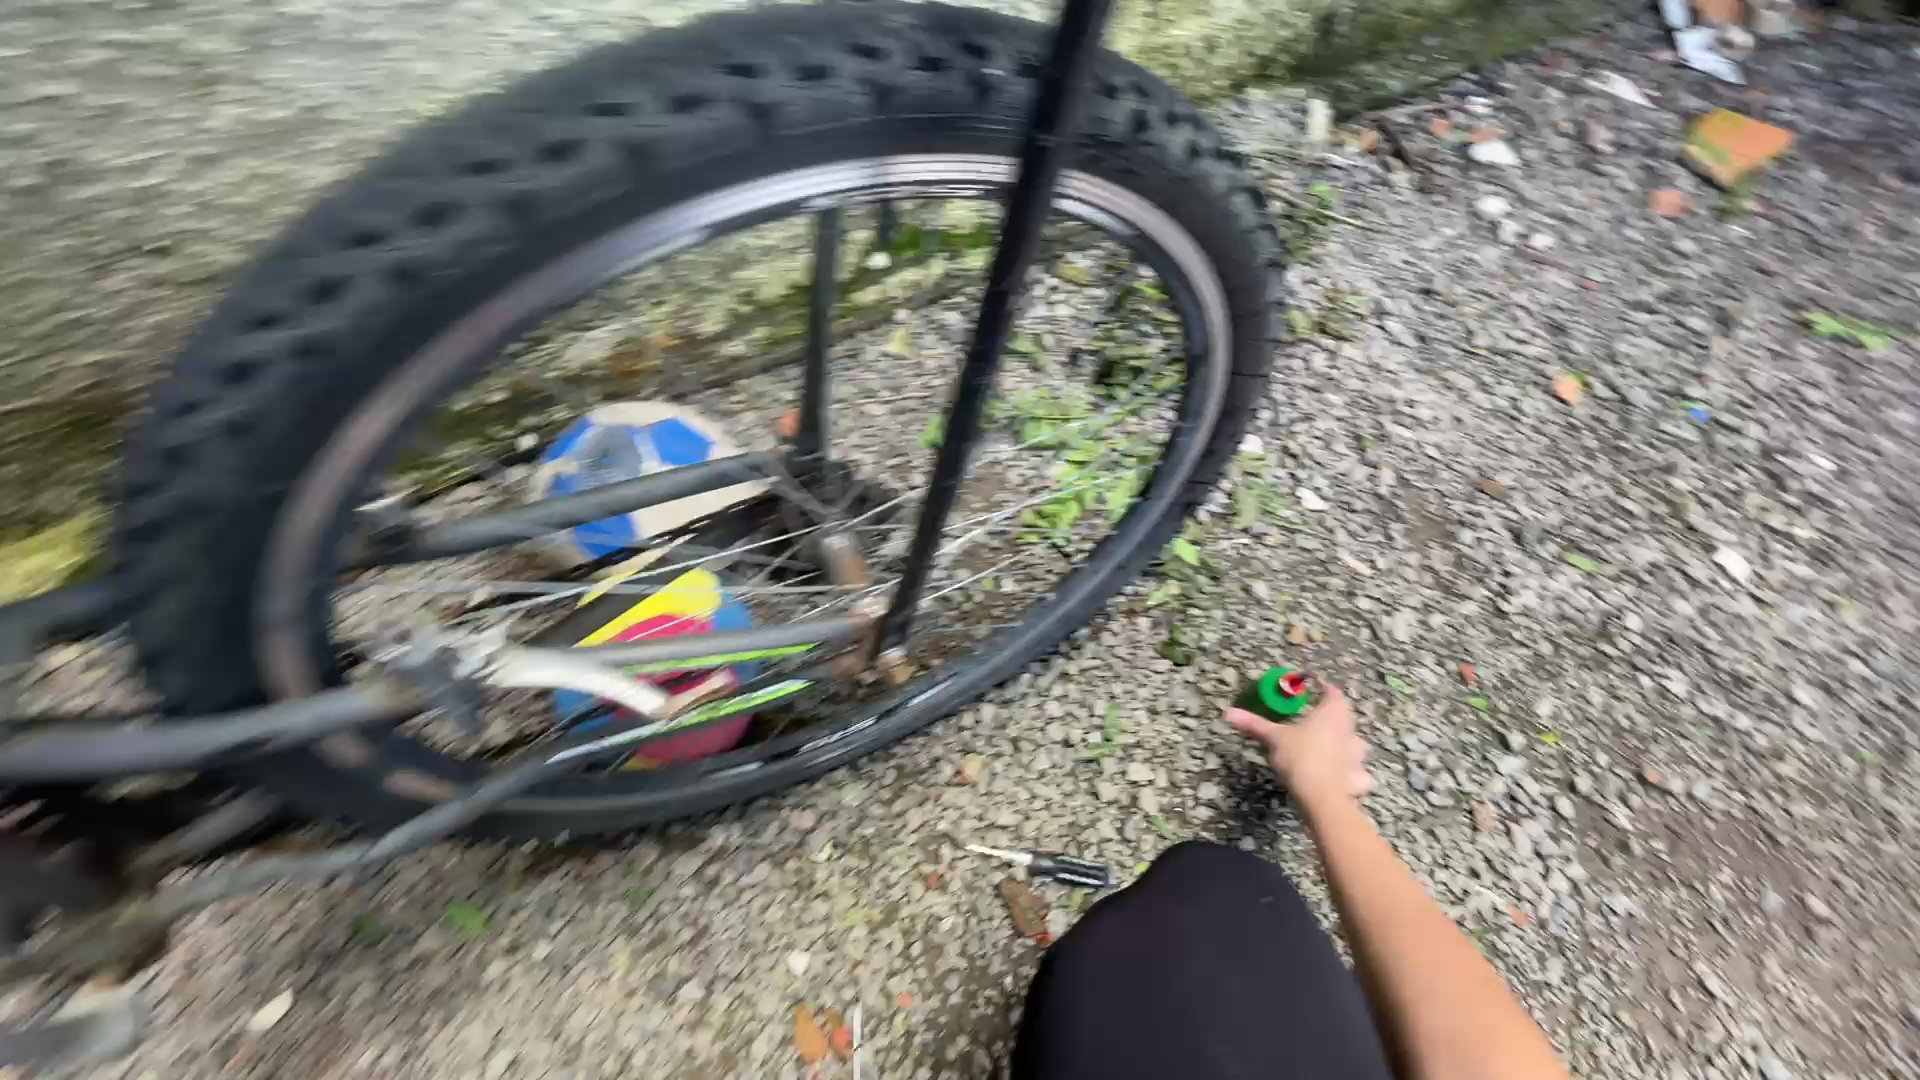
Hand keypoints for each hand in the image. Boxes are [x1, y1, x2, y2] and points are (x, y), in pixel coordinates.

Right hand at [1225, 680, 1372, 809]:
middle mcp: (1350, 731)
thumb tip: (1227, 712)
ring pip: (1356, 744)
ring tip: (1330, 746)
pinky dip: (1353, 773)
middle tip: (1315, 717)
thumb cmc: (1299, 756)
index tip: (1315, 685)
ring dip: (1346, 743)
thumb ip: (1254, 724)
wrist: (1321, 795)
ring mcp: (1358, 756)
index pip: (1333, 693)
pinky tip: (1343, 776)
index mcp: (1332, 714)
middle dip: (1333, 716)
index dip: (1324, 687)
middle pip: (1346, 717)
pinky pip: (1359, 772)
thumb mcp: (1273, 737)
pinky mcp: (1359, 778)